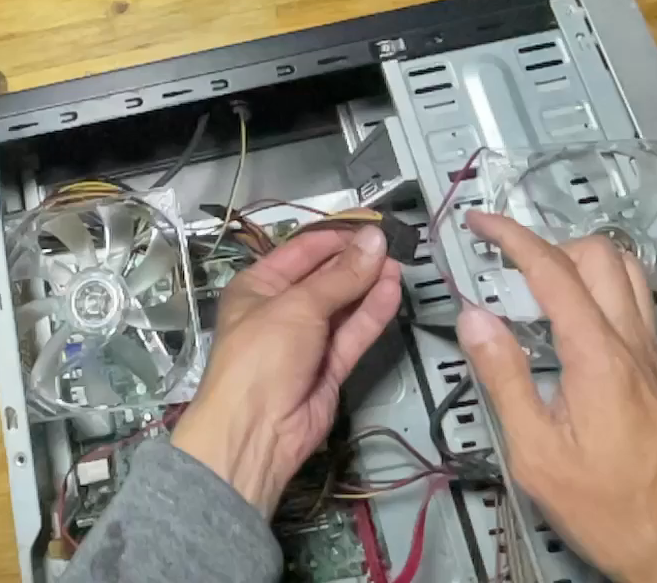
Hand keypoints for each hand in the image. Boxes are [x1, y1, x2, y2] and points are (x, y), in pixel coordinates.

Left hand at [172, 226, 401, 515]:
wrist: (257, 430)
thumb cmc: (261, 355)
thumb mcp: (298, 306)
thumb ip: (341, 276)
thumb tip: (374, 240)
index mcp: (258, 285)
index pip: (301, 251)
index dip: (335, 238)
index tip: (369, 226)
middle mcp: (281, 308)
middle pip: (324, 277)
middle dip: (356, 261)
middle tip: (393, 245)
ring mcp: (307, 338)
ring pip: (343, 305)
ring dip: (369, 285)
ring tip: (399, 264)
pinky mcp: (329, 366)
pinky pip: (353, 332)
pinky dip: (372, 313)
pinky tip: (392, 291)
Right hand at [455, 210, 656, 582]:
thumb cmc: (611, 510)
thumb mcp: (537, 453)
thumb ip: (503, 377)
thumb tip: (473, 317)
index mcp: (598, 356)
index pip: (553, 270)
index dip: (511, 235)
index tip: (479, 220)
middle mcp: (632, 345)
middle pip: (600, 255)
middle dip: (547, 242)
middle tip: (507, 261)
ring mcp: (653, 358)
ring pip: (628, 273)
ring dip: (580, 259)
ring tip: (538, 279)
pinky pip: (634, 304)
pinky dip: (599, 286)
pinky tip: (571, 318)